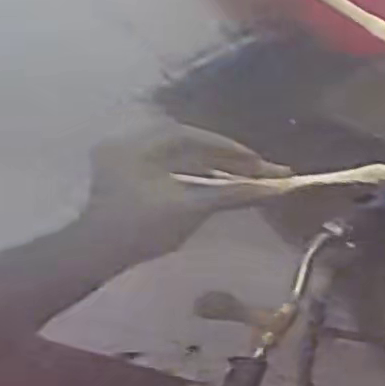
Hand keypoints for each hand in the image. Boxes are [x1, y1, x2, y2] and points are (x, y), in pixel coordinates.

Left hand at [76, 122, 290, 259]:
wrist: (106, 248)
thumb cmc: (146, 227)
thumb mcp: (194, 208)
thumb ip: (235, 194)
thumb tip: (278, 189)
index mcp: (136, 149)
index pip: (188, 136)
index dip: (227, 146)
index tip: (259, 161)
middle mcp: (130, 147)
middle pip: (187, 143)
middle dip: (226, 154)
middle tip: (260, 168)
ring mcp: (130, 161)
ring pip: (183, 155)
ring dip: (218, 163)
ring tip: (249, 174)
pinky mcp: (136, 175)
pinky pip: (175, 166)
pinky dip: (204, 171)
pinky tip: (225, 180)